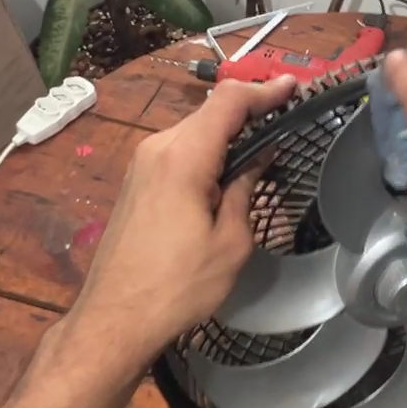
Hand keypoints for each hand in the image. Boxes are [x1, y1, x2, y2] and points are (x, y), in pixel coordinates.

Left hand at [67, 76, 297, 364]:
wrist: (113, 321)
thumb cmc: (179, 285)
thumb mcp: (230, 241)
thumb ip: (246, 186)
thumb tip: (262, 153)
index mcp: (183, 157)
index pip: (228, 101)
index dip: (264, 90)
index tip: (294, 87)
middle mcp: (158, 147)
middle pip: (211, 111)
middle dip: (251, 108)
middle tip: (287, 115)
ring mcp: (143, 163)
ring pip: (195, 128)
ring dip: (229, 129)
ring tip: (265, 142)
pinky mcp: (137, 180)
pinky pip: (180, 148)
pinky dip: (209, 146)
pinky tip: (228, 166)